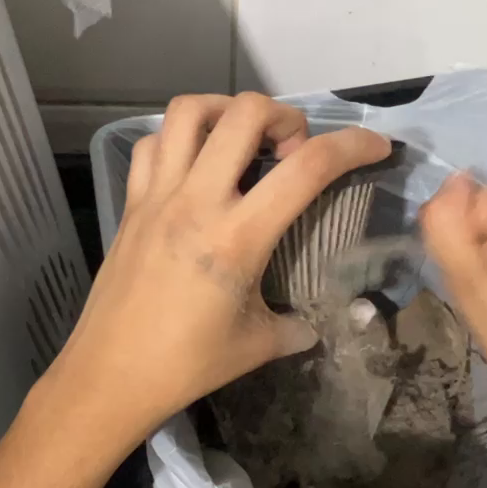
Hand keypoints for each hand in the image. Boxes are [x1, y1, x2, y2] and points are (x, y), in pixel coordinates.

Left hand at [37, 93, 390, 449]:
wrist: (110, 376)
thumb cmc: (186, 365)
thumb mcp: (256, 345)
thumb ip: (295, 327)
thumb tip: (314, 325)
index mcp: (237, 237)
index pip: (307, 168)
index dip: (352, 146)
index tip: (376, 148)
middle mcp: (196, 202)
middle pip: (244, 114)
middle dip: (285, 116)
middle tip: (293, 150)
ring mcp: (157, 197)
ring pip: (188, 112)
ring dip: (227, 111)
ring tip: (244, 139)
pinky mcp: (131, 204)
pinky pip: (152, 144)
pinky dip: (179, 139)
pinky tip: (196, 165)